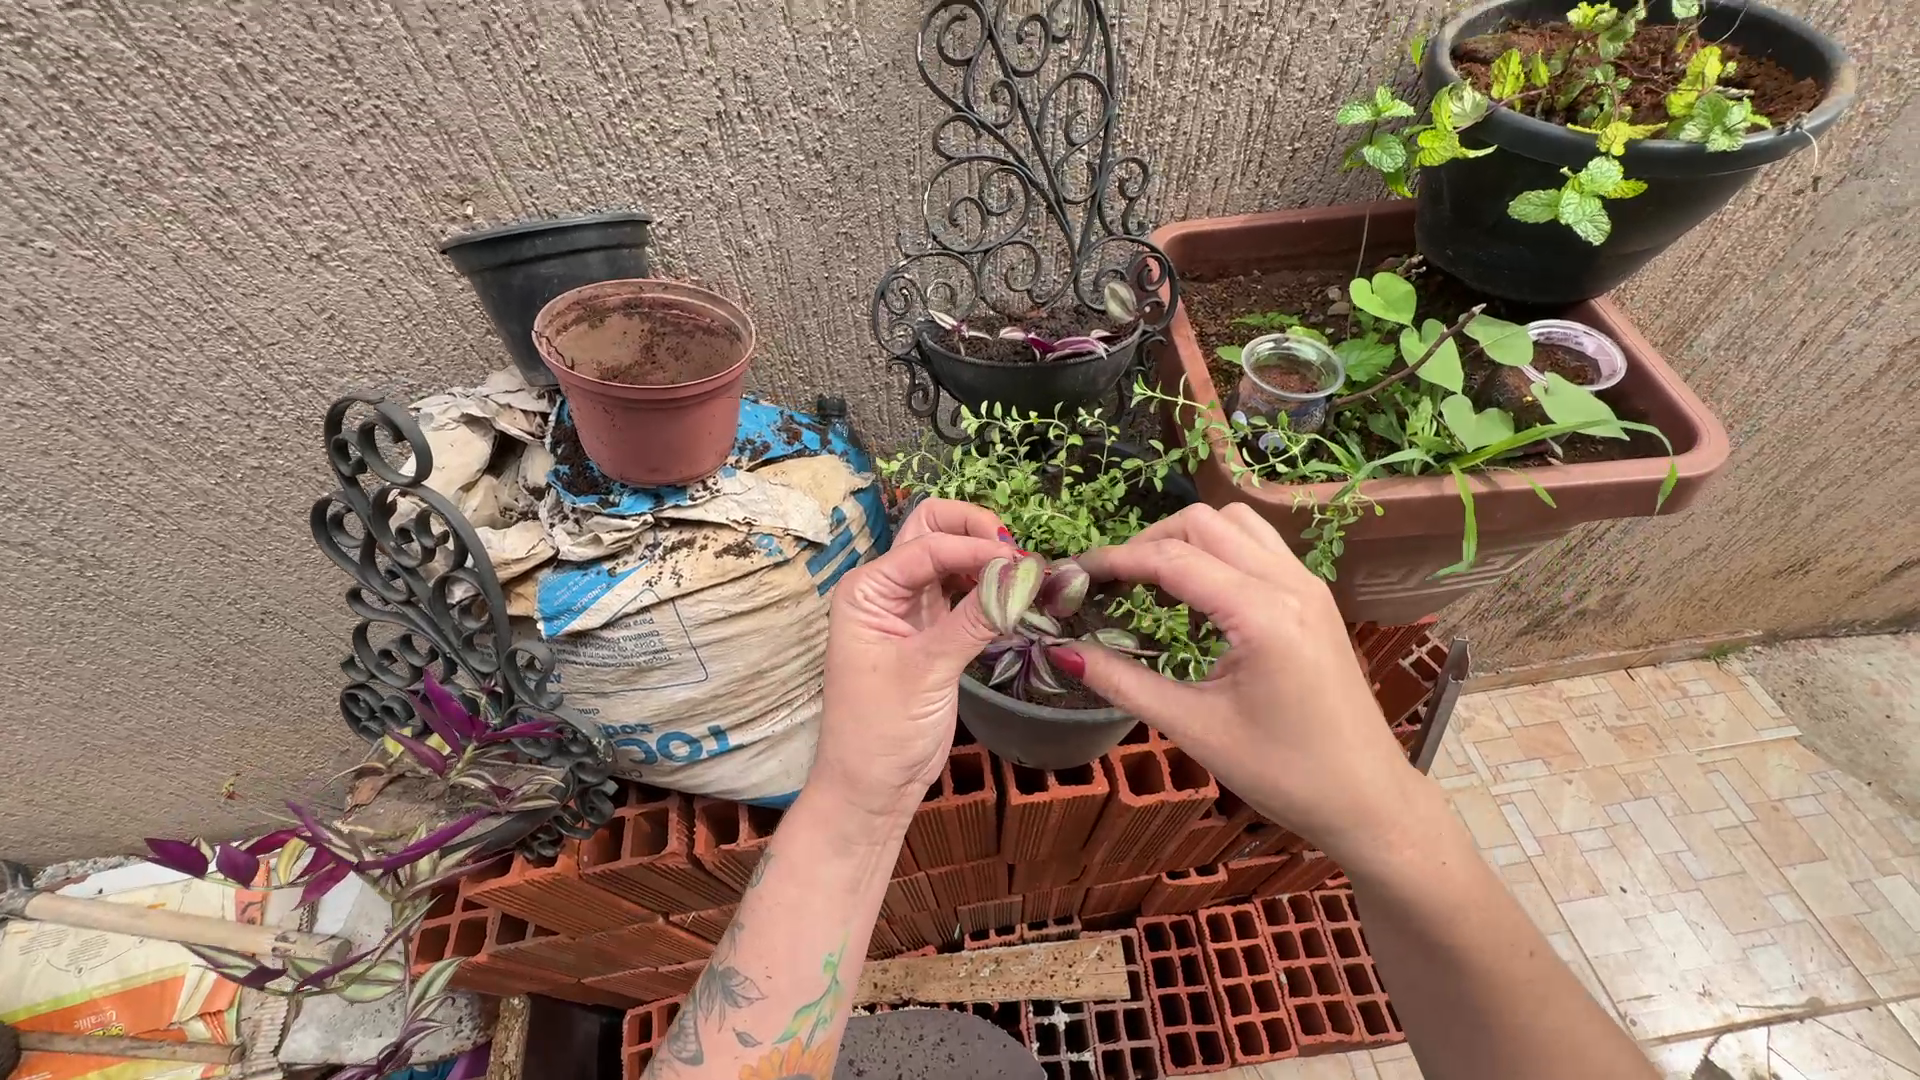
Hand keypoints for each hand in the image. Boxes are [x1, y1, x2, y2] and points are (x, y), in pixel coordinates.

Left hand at [811, 499, 1007, 821]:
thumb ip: (974, 619)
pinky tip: (1014, 599)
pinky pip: (961, 592)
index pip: (927, 546)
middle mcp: (884, 588)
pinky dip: (987, 587)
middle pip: (931, 531)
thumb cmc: (882, 732)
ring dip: (984, 557)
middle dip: (974, 532)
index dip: (976, 547)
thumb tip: (1023, 574)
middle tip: (1016, 556)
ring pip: (949, 557)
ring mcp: (908, 608)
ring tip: (1025, 577)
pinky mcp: (931, 630)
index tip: (1023, 564)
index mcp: (866, 589)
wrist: (872, 788)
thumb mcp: (928, 671)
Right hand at [1052, 504, 1421, 862]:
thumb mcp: (1194, 728)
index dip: (1115, 560)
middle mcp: (1289, 583)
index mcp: (1262, 614)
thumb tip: (1062, 651)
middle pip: (1202, 523)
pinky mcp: (1313, 597)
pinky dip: (1216, 551)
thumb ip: (1123, 682)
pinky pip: (1257, 545)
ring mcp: (1307, 585)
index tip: (1074, 575)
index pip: (1172, 559)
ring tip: (1150, 581)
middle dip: (1147, 543)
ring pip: (1234, 523)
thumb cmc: (1283, 773)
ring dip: (1185, 539)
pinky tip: (1195, 594)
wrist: (1367, 799)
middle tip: (1110, 583)